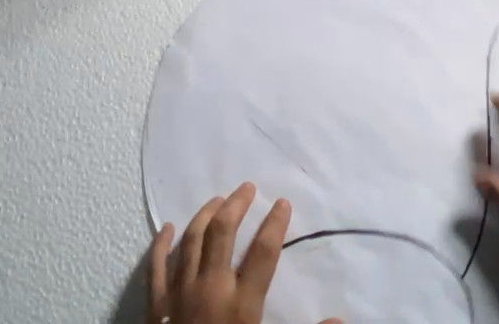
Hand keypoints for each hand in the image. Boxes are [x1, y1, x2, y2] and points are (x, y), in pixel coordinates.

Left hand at [147, 182, 341, 323]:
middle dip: (236, 205)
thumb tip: (341, 318)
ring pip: (191, 240)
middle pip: (223, 233)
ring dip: (204, 215)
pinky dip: (161, 244)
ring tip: (217, 199)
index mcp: (242, 304)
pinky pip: (156, 266)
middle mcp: (210, 289)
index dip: (275, 224)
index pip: (263, 252)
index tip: (282, 202)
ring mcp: (180, 294)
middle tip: (246, 187)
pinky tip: (167, 228)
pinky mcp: (156, 305)